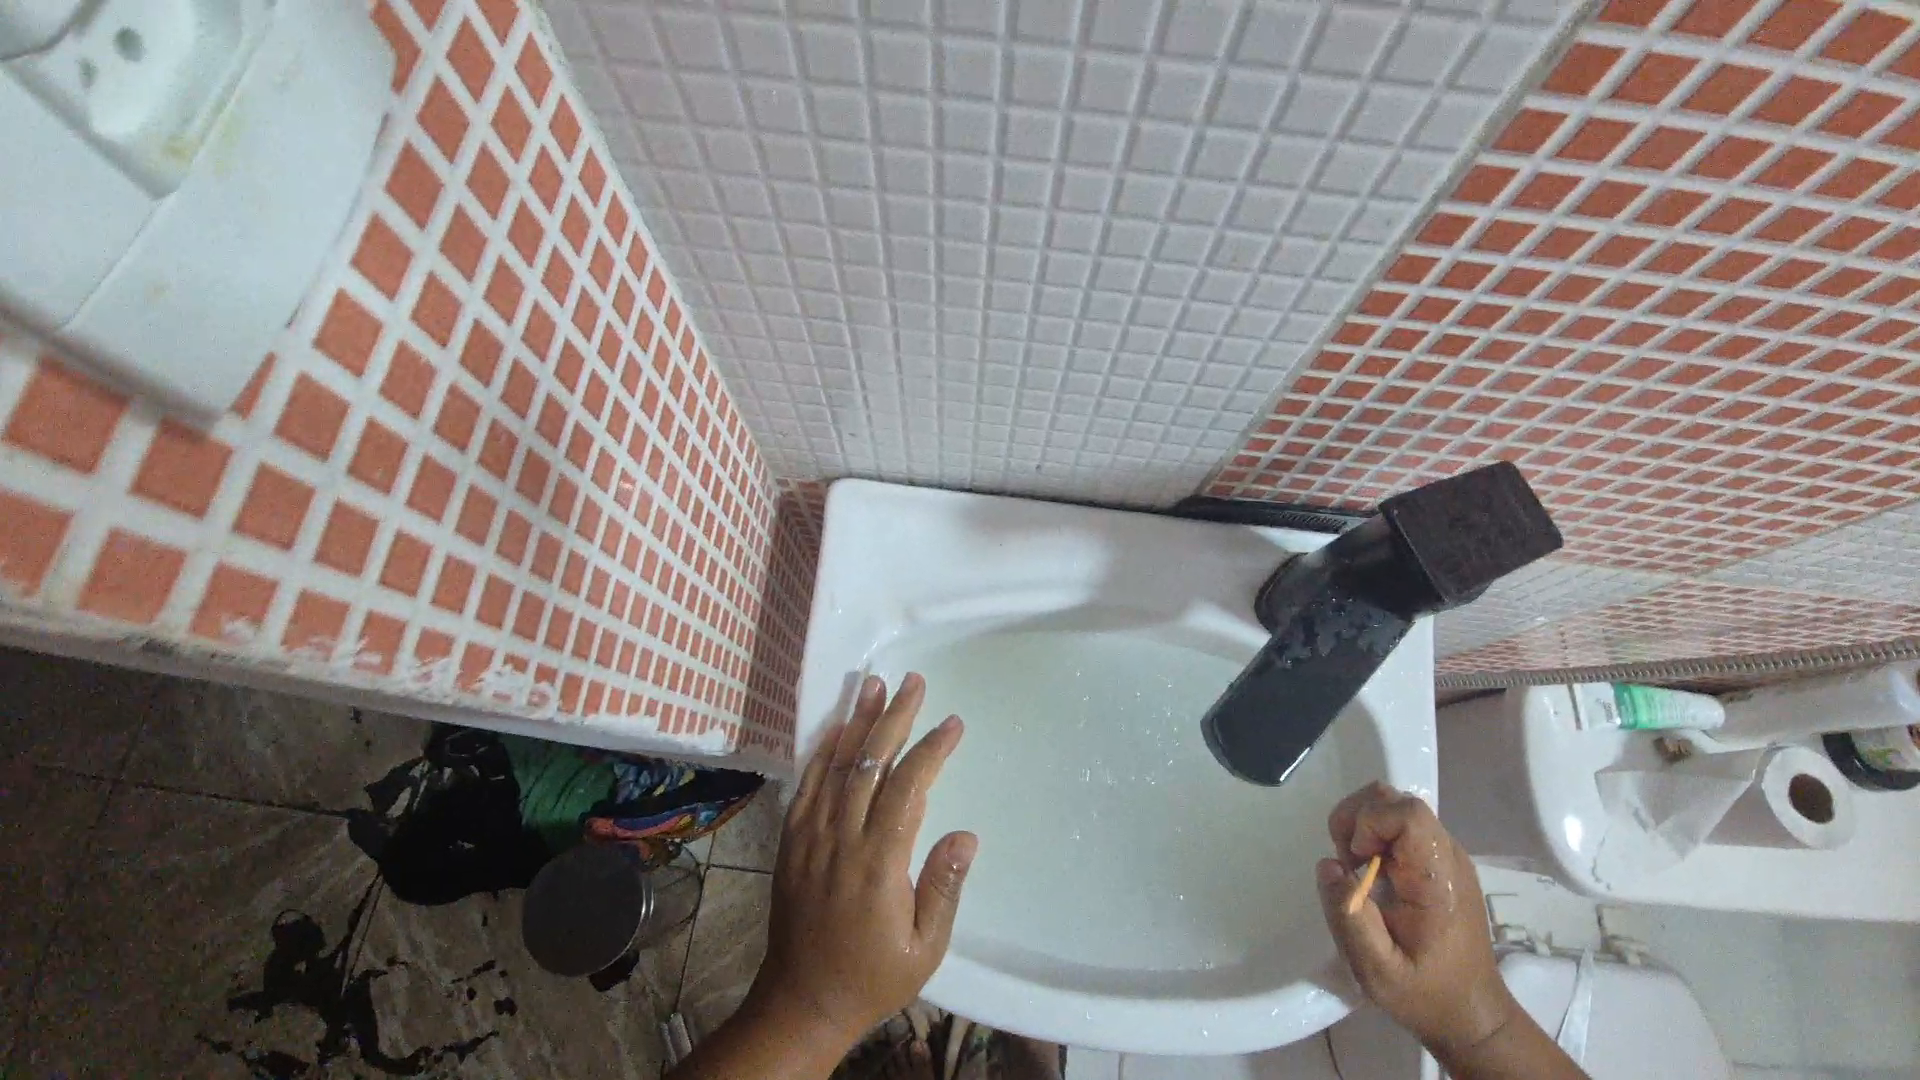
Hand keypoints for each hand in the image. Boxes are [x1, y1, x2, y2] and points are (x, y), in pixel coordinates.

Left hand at [746, 673, 976, 1046]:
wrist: (801, 1002)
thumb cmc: (873, 976)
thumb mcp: (924, 948)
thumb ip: (944, 889)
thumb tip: (966, 835)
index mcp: (878, 863)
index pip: (907, 788)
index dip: (930, 750)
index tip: (952, 723)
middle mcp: (841, 839)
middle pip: (869, 763)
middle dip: (894, 718)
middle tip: (913, 682)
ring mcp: (810, 836)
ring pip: (835, 766)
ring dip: (857, 722)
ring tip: (875, 685)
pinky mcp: (791, 840)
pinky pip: (807, 785)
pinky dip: (823, 751)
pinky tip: (837, 727)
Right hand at [1315, 783, 1516, 1058]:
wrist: (1471, 1014)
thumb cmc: (1426, 994)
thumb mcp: (1378, 970)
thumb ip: (1350, 918)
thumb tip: (1329, 865)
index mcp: (1438, 879)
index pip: (1408, 813)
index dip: (1370, 823)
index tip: (1356, 862)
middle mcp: (1447, 856)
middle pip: (1396, 800)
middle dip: (1357, 819)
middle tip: (1347, 863)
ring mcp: (1444, 856)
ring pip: (1394, 806)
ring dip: (1361, 825)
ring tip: (1355, 867)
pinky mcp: (1436, 861)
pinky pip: (1399, 825)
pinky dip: (1372, 836)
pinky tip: (1369, 873)